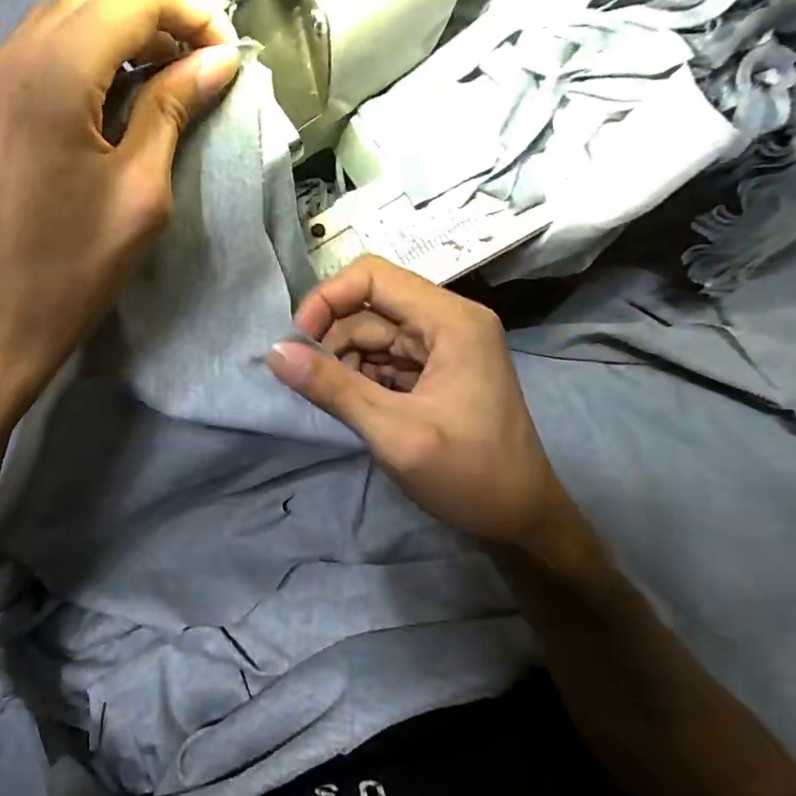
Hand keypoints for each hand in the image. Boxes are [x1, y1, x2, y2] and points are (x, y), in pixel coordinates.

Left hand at [0, 0, 245, 402]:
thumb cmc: (78, 266)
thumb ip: (174, 108)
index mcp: (53, 74)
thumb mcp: (142, 190)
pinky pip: (35, 50)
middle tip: (197, 69)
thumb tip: (219, 59)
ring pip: (64, 16)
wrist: (0, 320)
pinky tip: (107, 100)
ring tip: (160, 83)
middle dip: (159, 19)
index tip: (223, 54)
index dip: (192, 9)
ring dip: (120, 34)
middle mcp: (7, 55)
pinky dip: (82, 56)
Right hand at [265, 256, 597, 564]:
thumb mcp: (394, 433)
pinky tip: (348, 402)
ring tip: (330, 398)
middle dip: (331, 336)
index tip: (297, 341)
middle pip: (369, 305)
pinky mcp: (435, 371)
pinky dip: (359, 375)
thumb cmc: (469, 476)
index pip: (374, 276)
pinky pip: (384, 357)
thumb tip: (274, 352)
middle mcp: (449, 321)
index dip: (327, 299)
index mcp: (451, 321)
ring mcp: (443, 346)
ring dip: (342, 360)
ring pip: (372, 333)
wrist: (521, 519)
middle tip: (305, 378)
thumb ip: (333, 388)